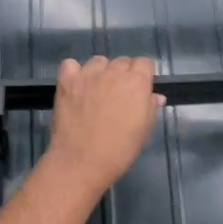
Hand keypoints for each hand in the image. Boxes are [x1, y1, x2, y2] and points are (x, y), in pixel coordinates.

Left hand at [42, 56, 163, 193]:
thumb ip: (150, 108)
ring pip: (99, 61)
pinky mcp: (67, 81)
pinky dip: (74, 72)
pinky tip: (76, 86)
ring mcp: (88, 75)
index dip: (143, 75)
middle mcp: (113, 73)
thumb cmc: (118, 151)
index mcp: (137, 83)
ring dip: (101, 72)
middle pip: (123, 61)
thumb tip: (156, 96)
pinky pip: (70, 64)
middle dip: (124, 74)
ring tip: (97, 90)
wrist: (81, 162)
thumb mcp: (143, 132)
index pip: (145, 63)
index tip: (140, 89)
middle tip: (119, 95)